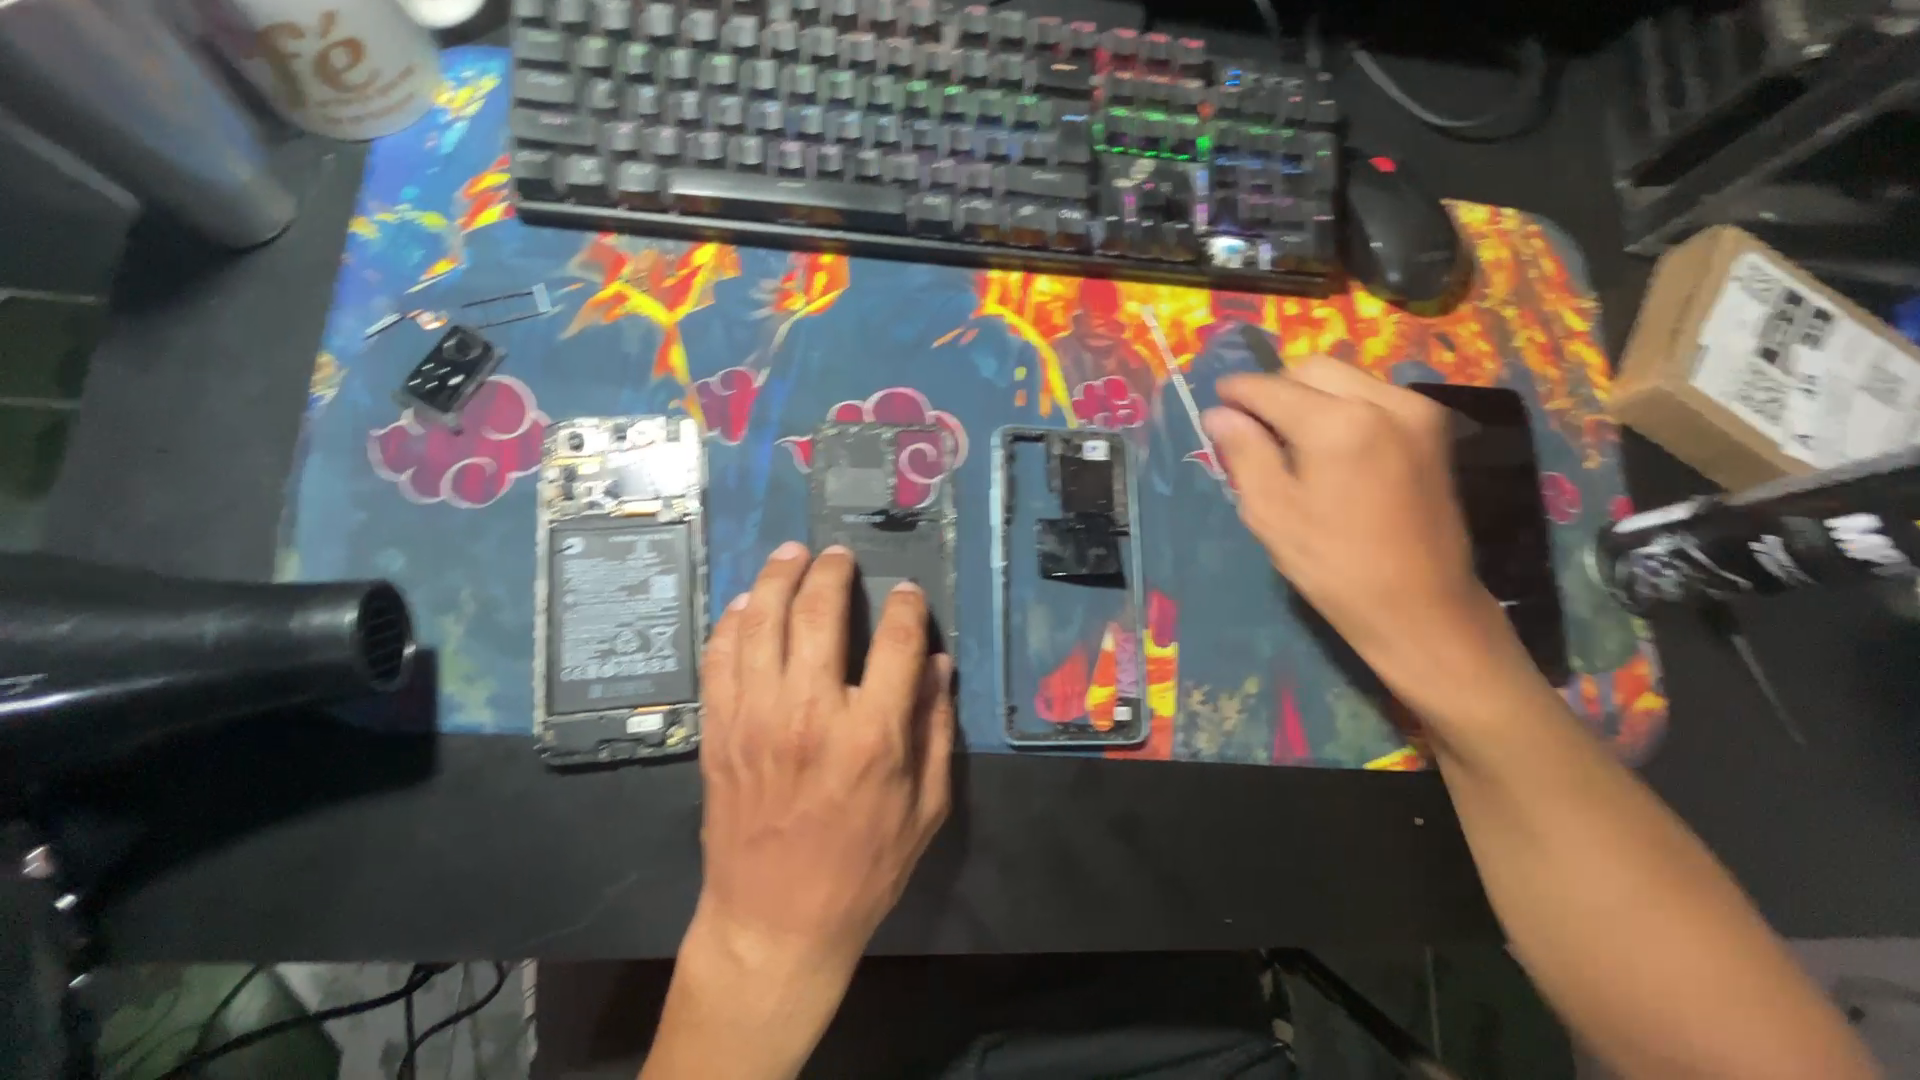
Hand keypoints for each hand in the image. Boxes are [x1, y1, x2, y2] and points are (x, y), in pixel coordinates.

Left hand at [692, 540, 953, 981]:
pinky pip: (720, 658)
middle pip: (819, 614)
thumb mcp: (926, 809)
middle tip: (839, 555)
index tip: (908, 593)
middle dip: (832, 572)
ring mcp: (756, 718)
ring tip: (792, 554)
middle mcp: (811, 712)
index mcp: (873, 734)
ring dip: (777, 578)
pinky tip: (747, 604)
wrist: (776, 919)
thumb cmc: (863, 869)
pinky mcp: (719, 731)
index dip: (907, 607)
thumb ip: (936, 730)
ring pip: (762, 623)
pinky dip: (733, 622)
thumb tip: (937, 665)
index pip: (896, 641)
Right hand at [1200, 358, 1522, 708]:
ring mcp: (1416, 411)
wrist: (1422, 606)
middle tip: (1251, 425)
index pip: (1272, 387)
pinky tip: (1328, 447)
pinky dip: (1342, 407)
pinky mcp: (1432, 429)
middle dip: (1276, 387)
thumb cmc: (1335, 567)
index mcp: (1339, 423)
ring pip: (1346, 378)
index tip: (1215, 402)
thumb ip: (1245, 454)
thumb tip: (1219, 415)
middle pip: (1313, 368)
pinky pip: (1373, 396)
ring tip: (1288, 439)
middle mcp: (1383, 401)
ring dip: (1310, 396)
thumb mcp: (1272, 514)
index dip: (1237, 392)